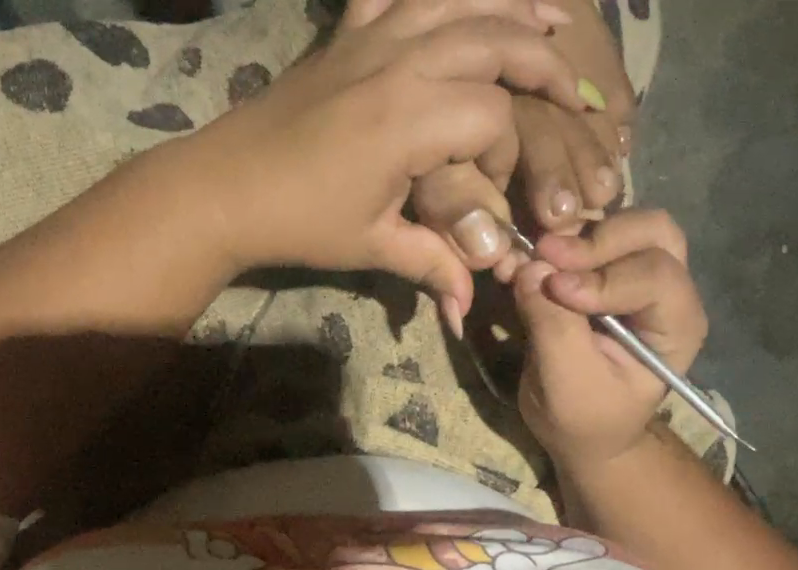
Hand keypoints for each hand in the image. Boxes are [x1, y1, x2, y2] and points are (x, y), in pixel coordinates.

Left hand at [190, 0, 592, 334]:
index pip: (495, 115)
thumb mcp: (370, 247)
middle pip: (495, 38)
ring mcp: (370, 39)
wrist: (224, 188)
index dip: (508, 151)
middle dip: (541, 64)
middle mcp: (400, 64)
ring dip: (508, 4)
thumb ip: (429, 265)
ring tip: (550, 14)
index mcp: (410, 121)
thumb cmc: (298, 223)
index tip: (493, 186)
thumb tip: (468, 310)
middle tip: (573, 90)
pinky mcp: (344, 34)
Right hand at [511, 209, 705, 464]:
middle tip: (544, 254)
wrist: (581, 433)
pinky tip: (523, 258)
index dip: (603, 276)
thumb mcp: (567, 384)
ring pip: (620, 223)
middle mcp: (666, 288)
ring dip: (575, 234)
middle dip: (597, 239)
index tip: (555, 289)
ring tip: (532, 257)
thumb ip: (553, 327)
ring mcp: (634, 273)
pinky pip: (586, 237)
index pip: (655, 275)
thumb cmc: (584, 419)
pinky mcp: (601, 271)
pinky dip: (556, 240)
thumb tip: (528, 269)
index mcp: (677, 324)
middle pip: (649, 231)